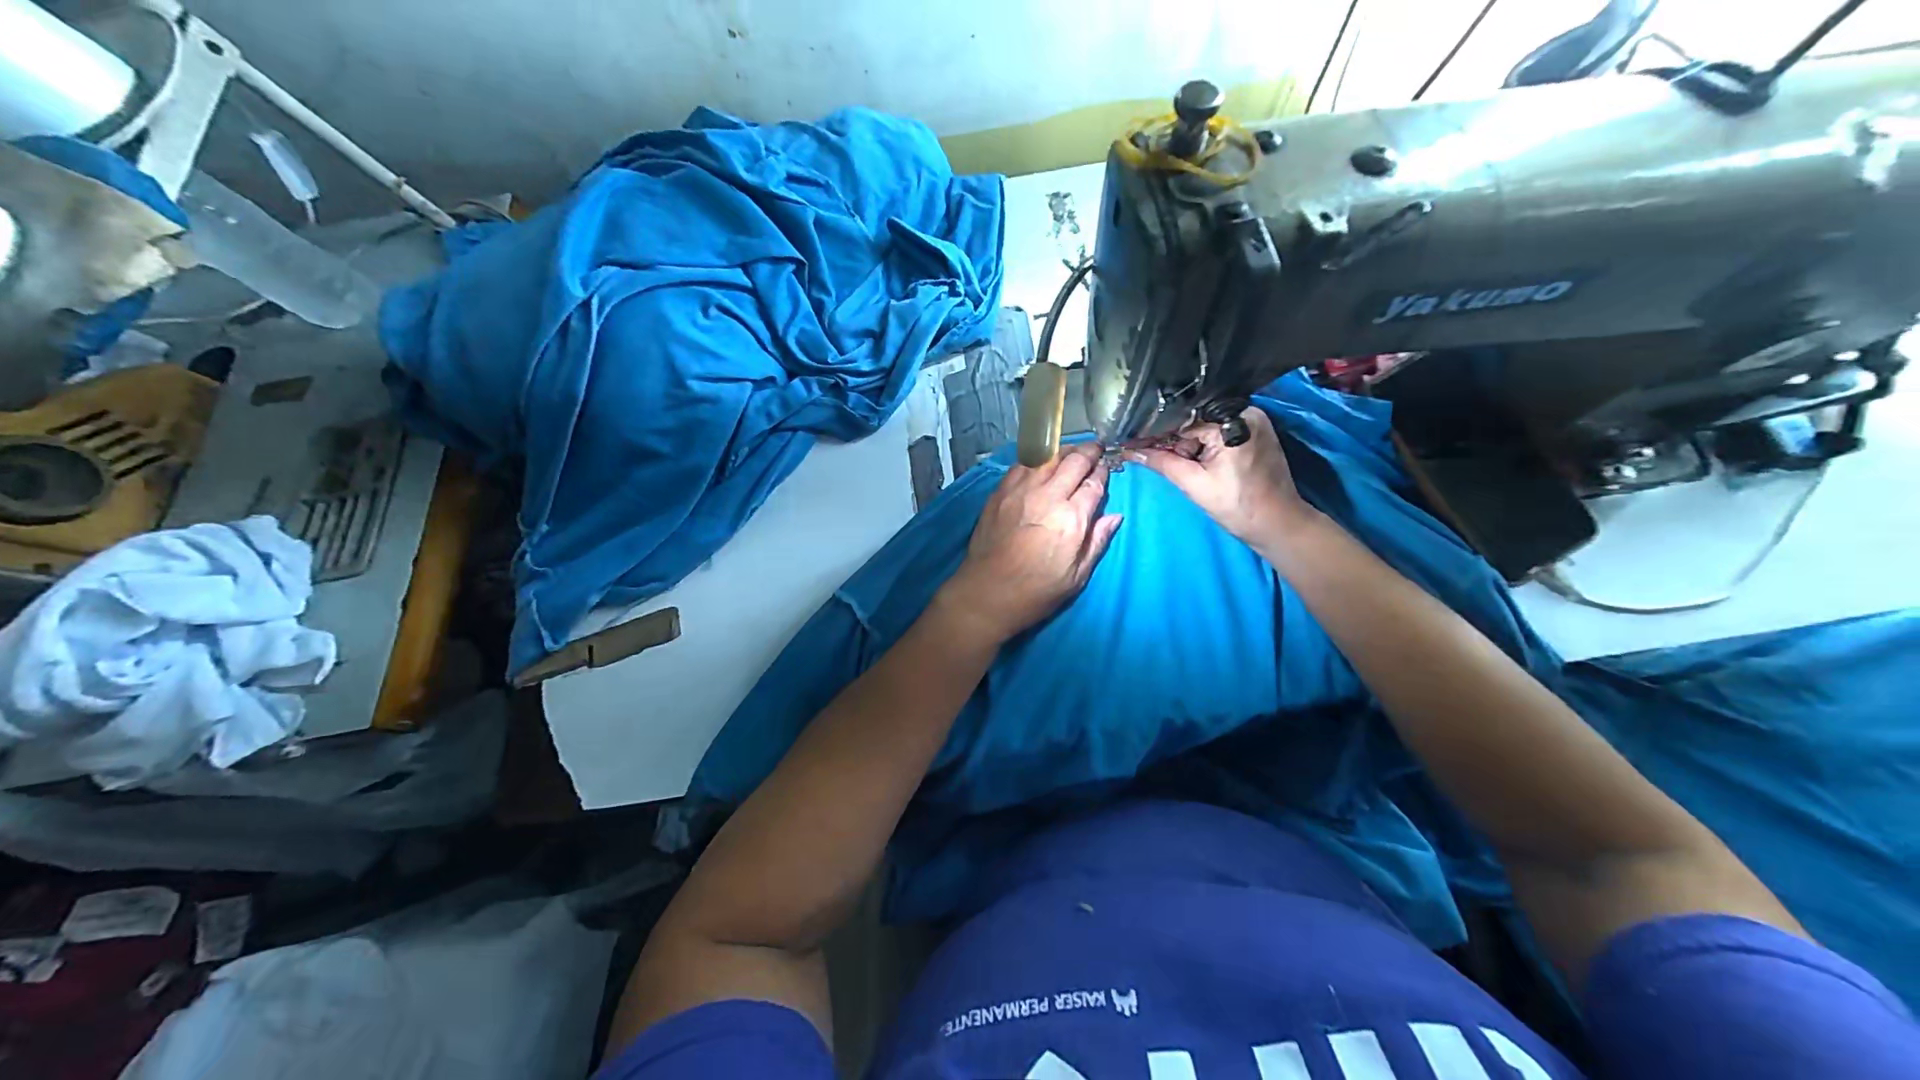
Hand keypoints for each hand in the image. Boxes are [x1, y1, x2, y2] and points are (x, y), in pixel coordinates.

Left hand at [935, 445, 1122, 643]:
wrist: (986, 592)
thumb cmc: (1036, 592)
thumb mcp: (1076, 576)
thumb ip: (1096, 542)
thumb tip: (1114, 516)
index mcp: (1071, 519)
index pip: (1094, 484)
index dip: (1103, 473)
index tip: (1107, 468)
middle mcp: (1047, 496)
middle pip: (1073, 462)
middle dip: (1088, 453)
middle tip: (1095, 449)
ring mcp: (1021, 491)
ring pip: (1048, 457)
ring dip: (1064, 450)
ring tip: (1072, 451)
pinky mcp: (1000, 492)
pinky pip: (1022, 464)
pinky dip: (1037, 459)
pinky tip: (1042, 462)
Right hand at [1126, 408, 1313, 546]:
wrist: (1278, 523)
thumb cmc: (1240, 507)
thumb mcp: (1194, 484)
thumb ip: (1162, 462)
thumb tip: (1130, 451)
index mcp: (1232, 420)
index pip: (1182, 419)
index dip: (1154, 431)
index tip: (1131, 440)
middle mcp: (1245, 411)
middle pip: (1193, 419)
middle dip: (1170, 438)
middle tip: (1145, 453)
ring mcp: (1252, 419)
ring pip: (1204, 425)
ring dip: (1185, 443)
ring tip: (1171, 461)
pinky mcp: (1254, 430)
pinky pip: (1218, 430)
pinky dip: (1202, 444)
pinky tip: (1190, 460)